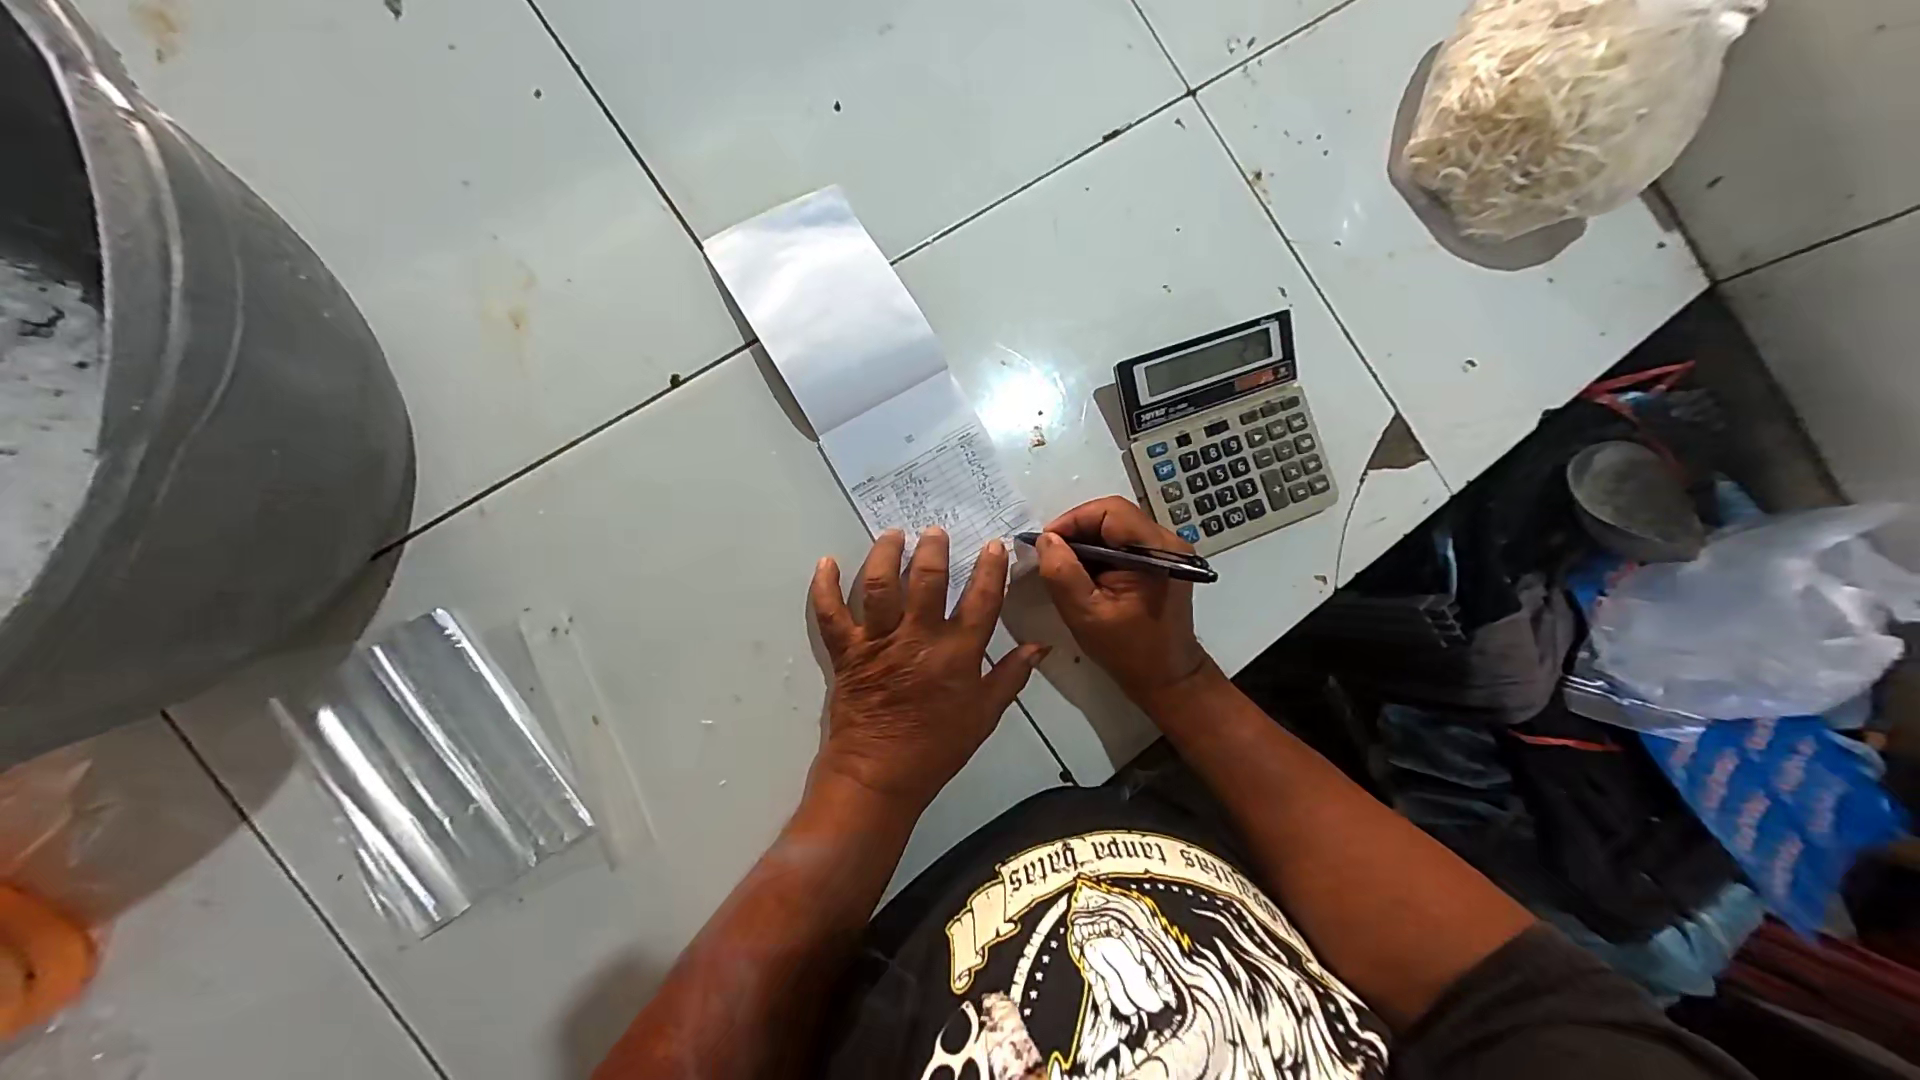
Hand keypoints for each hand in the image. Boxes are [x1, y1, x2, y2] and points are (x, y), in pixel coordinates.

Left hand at [809, 527, 1049, 808]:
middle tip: (934, 531)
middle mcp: (918, 639)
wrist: (880, 775)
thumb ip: (1012, 675)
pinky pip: (830, 614)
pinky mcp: (847, 652)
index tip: (993, 545)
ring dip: (885, 554)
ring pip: (879, 587)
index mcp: (957, 653)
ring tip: (892, 534)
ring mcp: (878, 643)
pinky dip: (824, 587)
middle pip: (926, 580)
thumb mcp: (985, 714)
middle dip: (932, 549)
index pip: (980, 600)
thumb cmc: (937, 746)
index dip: (990, 568)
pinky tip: (826, 562)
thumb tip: (1041, 645)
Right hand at [1034, 496, 1213, 703]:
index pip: (1110, 511)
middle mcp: (1168, 543)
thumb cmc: (1128, 650)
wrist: (1167, 676)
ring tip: (1066, 565)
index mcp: (1156, 552)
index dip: (1073, 520)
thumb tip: (1046, 539)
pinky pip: (1123, 542)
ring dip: (1086, 542)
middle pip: (1114, 515)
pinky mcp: (1161, 560)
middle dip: (1077, 531)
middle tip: (1052, 555)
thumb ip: (1062, 572)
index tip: (1047, 543)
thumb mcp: (1084, 613)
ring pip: (1116, 527)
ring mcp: (1167, 551)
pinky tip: (1085, 573)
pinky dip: (1099, 552)